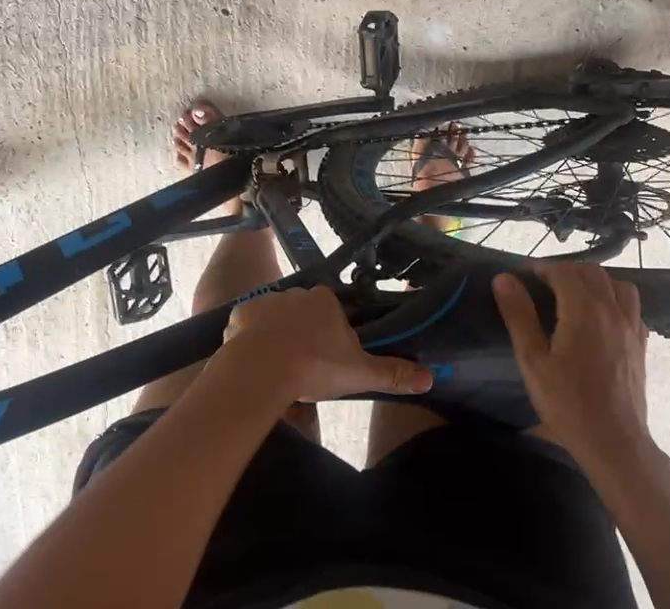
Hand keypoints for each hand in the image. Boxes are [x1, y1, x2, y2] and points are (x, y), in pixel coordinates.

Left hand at [216, 287, 432, 403]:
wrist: (262, 369)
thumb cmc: (315, 366)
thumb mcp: (359, 374)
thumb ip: (392, 373)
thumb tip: (429, 377)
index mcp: (326, 300)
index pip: (334, 311)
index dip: (333, 334)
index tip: (330, 357)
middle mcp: (297, 293)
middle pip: (304, 313)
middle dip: (305, 335)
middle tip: (305, 367)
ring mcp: (266, 301)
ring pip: (276, 319)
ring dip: (277, 337)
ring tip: (278, 369)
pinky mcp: (240, 314)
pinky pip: (248, 326)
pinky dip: (251, 340)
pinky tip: (255, 362)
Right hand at [493, 264, 652, 467]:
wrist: (614, 441)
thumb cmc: (567, 402)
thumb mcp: (533, 359)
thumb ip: (519, 315)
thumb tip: (504, 278)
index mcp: (584, 309)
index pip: (563, 271)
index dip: (540, 268)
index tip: (521, 276)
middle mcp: (612, 310)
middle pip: (591, 273)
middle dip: (565, 271)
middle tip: (542, 285)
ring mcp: (631, 327)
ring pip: (618, 285)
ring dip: (595, 281)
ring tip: (575, 295)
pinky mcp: (641, 344)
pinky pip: (631, 308)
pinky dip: (615, 300)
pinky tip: (602, 318)